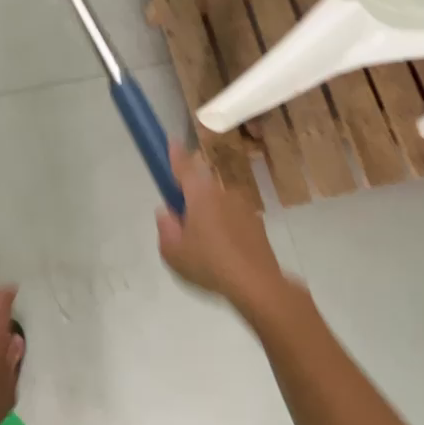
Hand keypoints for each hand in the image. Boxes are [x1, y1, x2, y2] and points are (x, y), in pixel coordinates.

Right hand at [156, 143, 289, 305]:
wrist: (257, 284)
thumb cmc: (209, 264)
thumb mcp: (173, 251)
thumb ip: (165, 227)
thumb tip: (167, 212)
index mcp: (200, 196)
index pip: (184, 167)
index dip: (175, 154)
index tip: (171, 140)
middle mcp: (222, 194)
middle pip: (201, 186)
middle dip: (189, 196)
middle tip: (181, 221)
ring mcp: (243, 207)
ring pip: (217, 203)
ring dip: (208, 214)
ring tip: (203, 245)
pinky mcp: (256, 223)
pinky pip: (232, 217)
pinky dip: (224, 227)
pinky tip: (222, 253)